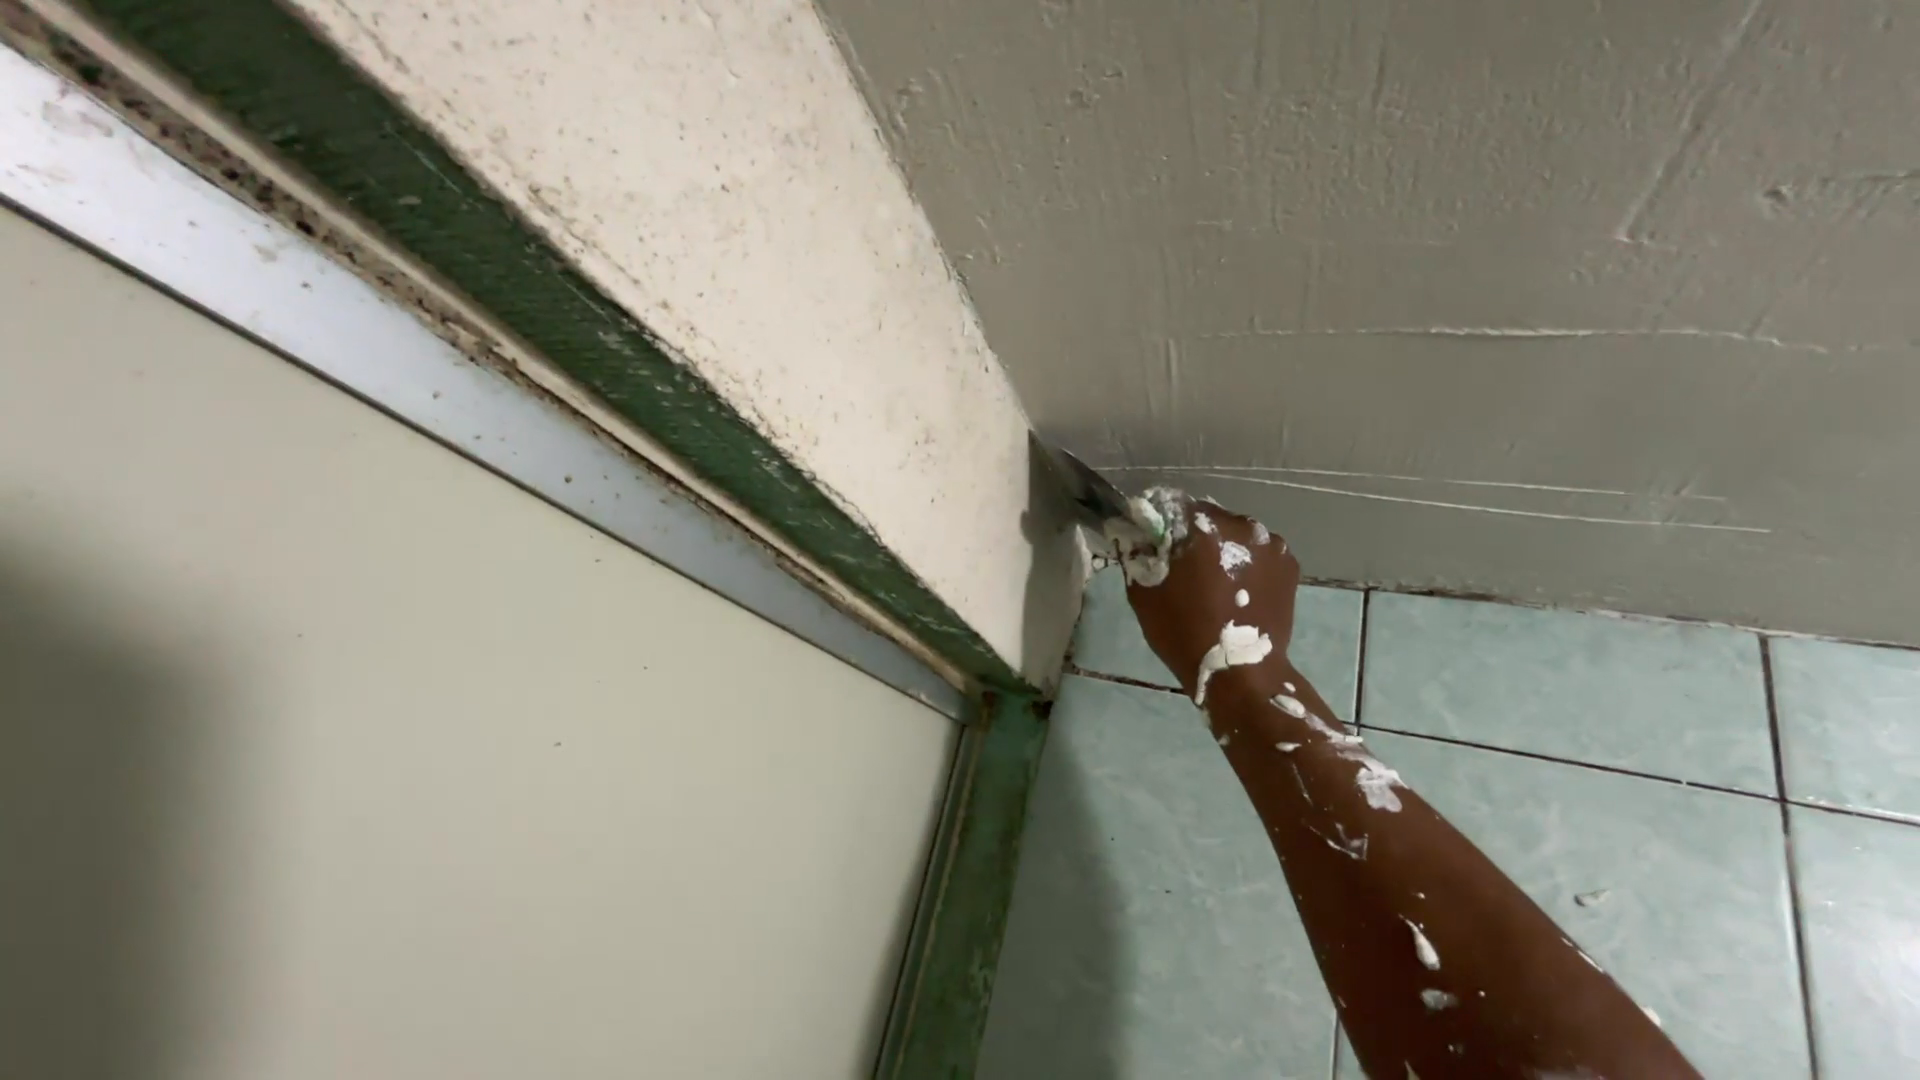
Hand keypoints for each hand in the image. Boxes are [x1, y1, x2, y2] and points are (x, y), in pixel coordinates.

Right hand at [1118, 488, 1300, 700]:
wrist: (1240, 674)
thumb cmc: (1183, 633)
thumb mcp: (1144, 595)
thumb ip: (1136, 555)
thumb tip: (1133, 533)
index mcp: (1201, 528)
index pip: (1173, 504)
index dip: (1160, 520)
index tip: (1153, 539)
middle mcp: (1240, 525)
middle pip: (1208, 516)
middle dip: (1194, 535)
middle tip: (1185, 565)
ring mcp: (1270, 543)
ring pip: (1236, 533)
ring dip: (1224, 547)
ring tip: (1215, 580)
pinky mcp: (1289, 563)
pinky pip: (1259, 552)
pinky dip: (1247, 562)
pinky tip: (1239, 589)